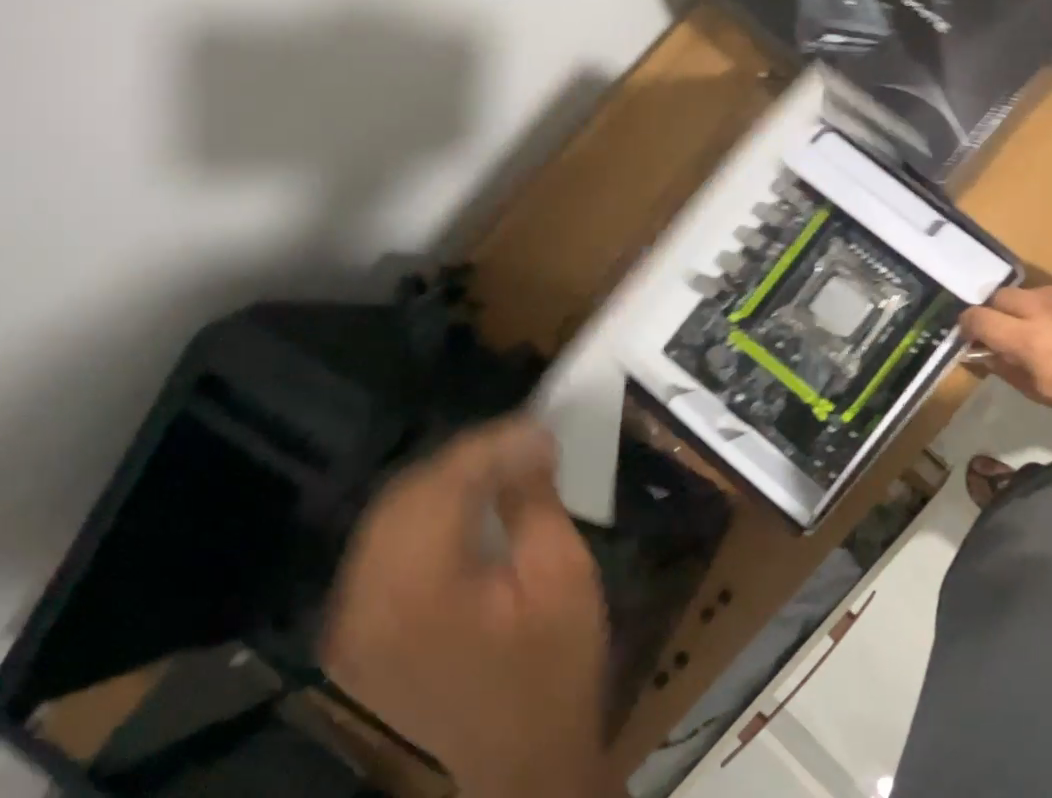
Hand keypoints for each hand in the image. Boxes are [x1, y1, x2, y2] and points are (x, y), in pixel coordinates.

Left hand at [323, 419, 610, 797]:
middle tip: (523, 443)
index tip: (540, 425)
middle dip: (463, 459)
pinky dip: (423, 523)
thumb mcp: (565, 578)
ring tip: (499, 472)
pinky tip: (465, 519)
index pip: (442, 483)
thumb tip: (528, 443)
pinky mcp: (355, 636)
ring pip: (384, 521)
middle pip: (402, 496)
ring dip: (441, 487)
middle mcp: (364, 600)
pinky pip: (382, 554)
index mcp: (418, 588)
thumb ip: (535, 504)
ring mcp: (350, 622)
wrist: (520, 762)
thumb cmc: (555, 669)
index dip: (491, 443)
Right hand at [959, 283, 1051, 426]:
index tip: (973, 332)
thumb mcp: (1035, 391)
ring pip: (1033, 292)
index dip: (969, 324)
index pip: (979, 318)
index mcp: (1027, 340)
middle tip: (1010, 329)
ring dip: (1032, 308)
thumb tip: (980, 350)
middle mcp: (1044, 309)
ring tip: (1051, 328)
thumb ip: (1002, 366)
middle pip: (1001, 296)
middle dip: (999, 312)